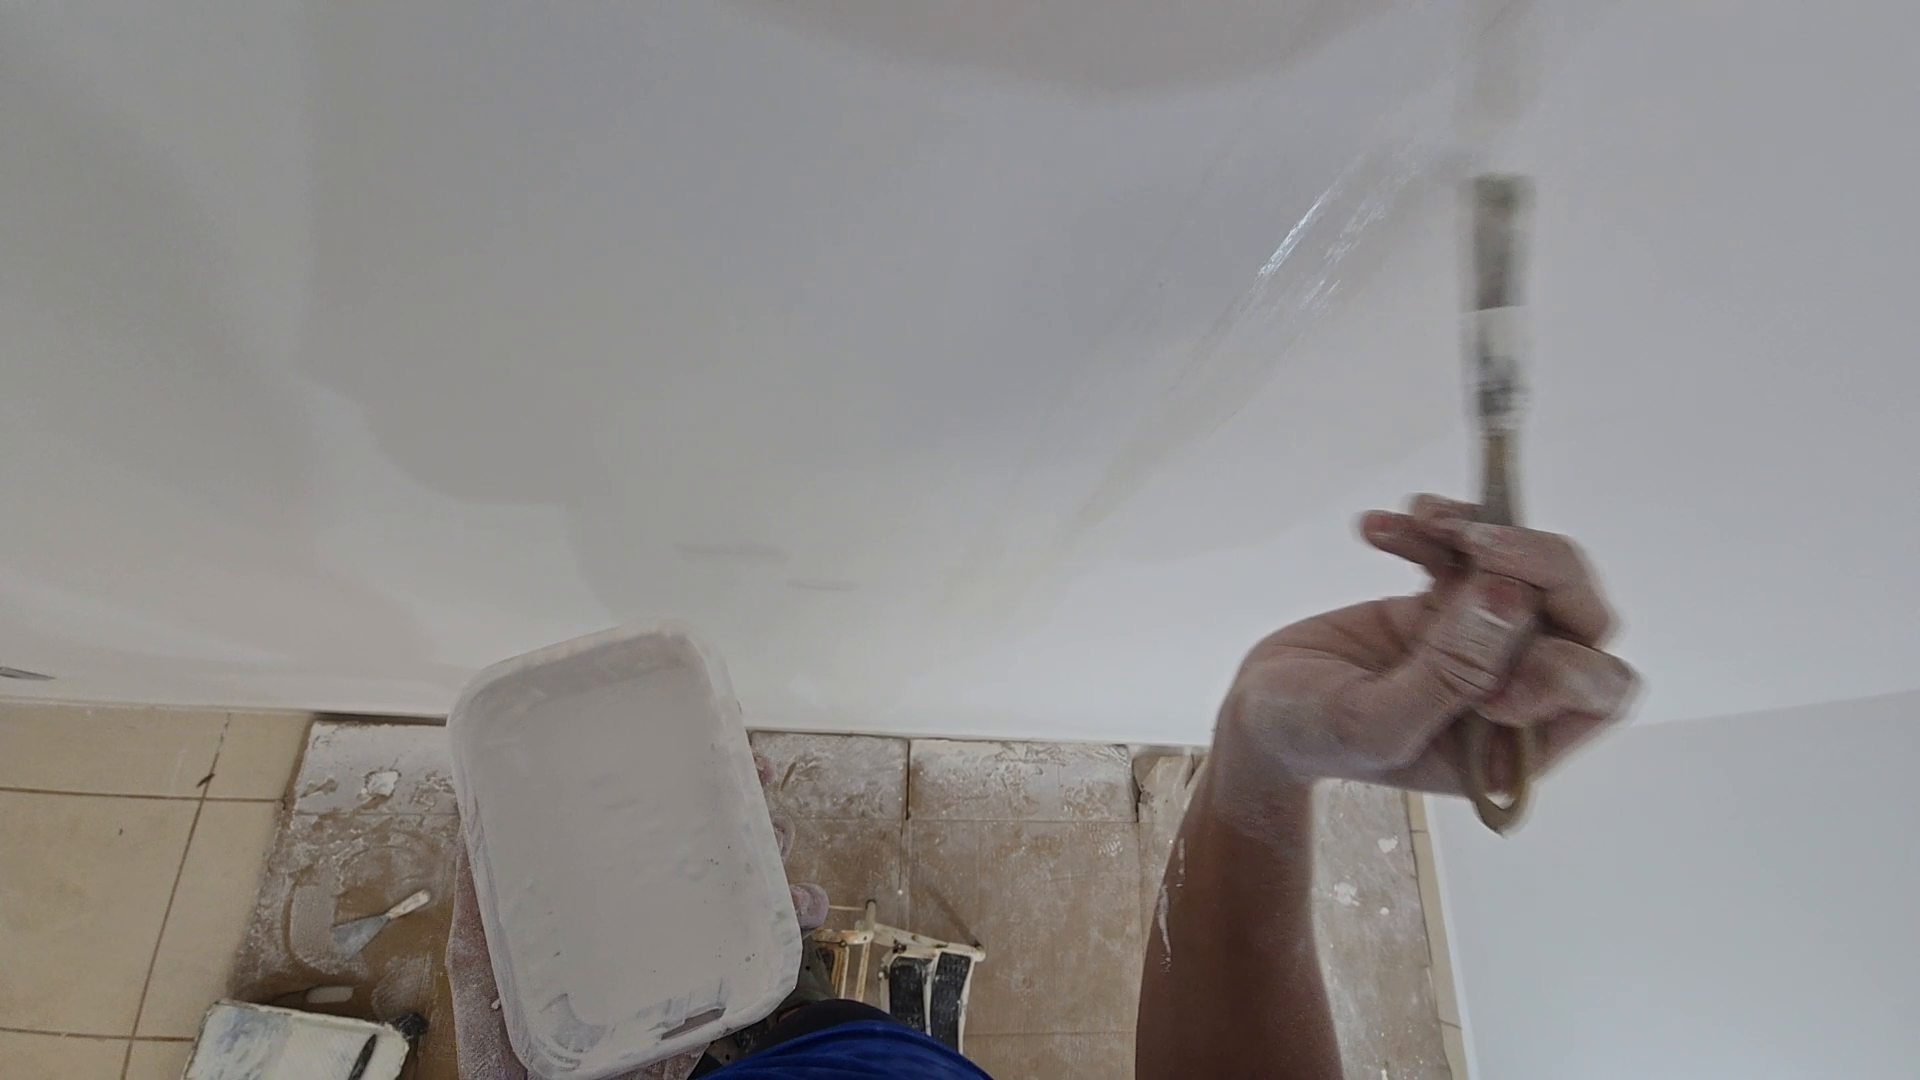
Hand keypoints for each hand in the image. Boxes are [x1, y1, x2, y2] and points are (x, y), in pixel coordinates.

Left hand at [445, 751, 828, 1078]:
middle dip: (751, 791)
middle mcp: (669, 903)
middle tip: (758, 773)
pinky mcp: (729, 979)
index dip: (697, 768)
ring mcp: (702, 938)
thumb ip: (482, 902)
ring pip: (760, 867)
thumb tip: (474, 816)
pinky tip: (800, 904)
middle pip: (724, 828)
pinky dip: (803, 909)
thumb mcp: (484, 970)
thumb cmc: (510, 1055)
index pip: (665, 813)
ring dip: (778, 841)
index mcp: (623, 888)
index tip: (718, 736)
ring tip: (774, 837)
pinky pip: (780, 936)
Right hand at [1219, 494, 1637, 795]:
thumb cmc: (1310, 735)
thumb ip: (1446, 674)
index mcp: (1514, 744)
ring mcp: (1474, 642)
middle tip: (1476, 539)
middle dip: (1534, 568)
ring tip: (1419, 514)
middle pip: (1574, 618)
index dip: (1560, 661)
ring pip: (1520, 574)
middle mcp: (1511, 688)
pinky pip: (1457, 557)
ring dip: (1475, 534)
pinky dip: (1425, 532)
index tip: (1483, 658)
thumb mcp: (1373, 722)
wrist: (1259, 708)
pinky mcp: (1436, 607)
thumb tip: (1512, 597)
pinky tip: (1377, 528)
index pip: (1592, 690)